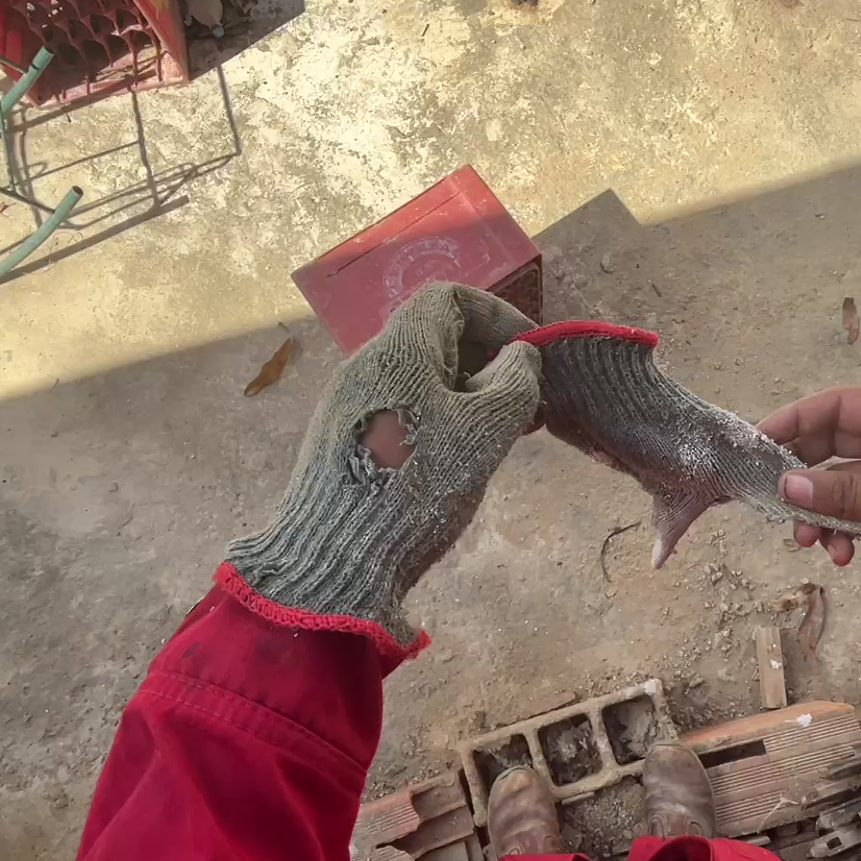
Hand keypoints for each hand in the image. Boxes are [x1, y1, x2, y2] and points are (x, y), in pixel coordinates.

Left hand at [223, 284, 540, 653]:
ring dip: (467, 395)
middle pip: (436, 338)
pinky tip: (455, 459)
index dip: (497, 315)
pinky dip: (439, 419)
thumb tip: (518, 357)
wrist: (332, 562)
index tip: (529, 353)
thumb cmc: (415, 488)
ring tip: (498, 436)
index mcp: (398, 351)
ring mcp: (349, 405)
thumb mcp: (482, 434)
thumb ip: (512, 385)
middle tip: (523, 404)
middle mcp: (366, 366)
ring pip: (420, 378)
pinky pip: (401, 409)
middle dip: (487, 361)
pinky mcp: (343, 441)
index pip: (449, 298)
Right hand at [757, 388, 860, 589]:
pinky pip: (858, 514)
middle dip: (803, 473)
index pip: (842, 406)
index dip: (797, 418)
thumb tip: (785, 486)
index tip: (760, 441)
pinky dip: (843, 531)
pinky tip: (841, 554)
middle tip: (774, 496)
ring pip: (841, 485)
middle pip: (834, 445)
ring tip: (806, 541)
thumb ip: (846, 494)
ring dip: (820, 511)